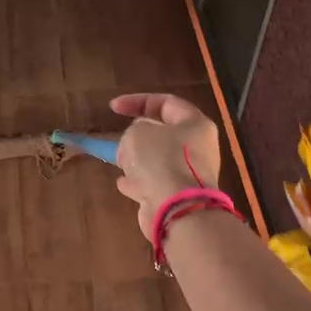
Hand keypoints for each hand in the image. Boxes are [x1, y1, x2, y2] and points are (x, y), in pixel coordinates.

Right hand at [111, 93, 221, 241]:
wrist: (177, 209)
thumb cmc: (160, 161)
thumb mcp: (138, 133)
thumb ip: (134, 130)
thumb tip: (138, 143)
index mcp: (195, 124)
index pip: (166, 103)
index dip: (137, 101)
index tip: (112, 108)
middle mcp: (197, 147)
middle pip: (163, 133)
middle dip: (137, 136)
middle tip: (120, 141)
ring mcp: (190, 174)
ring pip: (158, 159)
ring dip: (138, 160)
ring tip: (120, 163)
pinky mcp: (180, 196)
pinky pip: (156, 182)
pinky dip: (140, 181)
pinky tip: (125, 184)